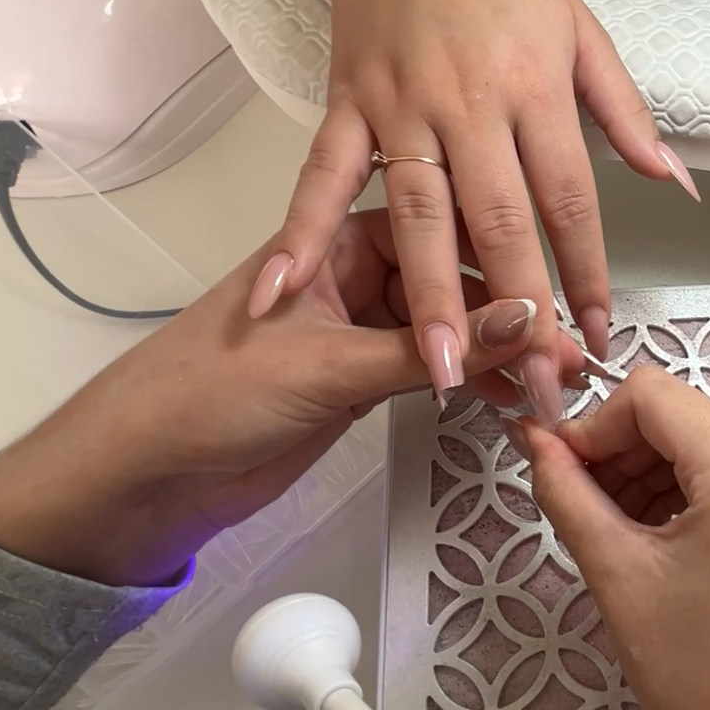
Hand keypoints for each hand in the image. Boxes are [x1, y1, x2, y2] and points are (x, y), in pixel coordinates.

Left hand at [0, 211, 549, 587]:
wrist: (142, 477)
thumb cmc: (215, 392)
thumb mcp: (333, 363)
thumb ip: (436, 347)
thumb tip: (528, 321)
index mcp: (337, 241)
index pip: (438, 232)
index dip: (500, 261)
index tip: (557, 293)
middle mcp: (358, 275)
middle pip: (451, 286)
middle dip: (510, 320)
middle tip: (566, 352)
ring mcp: (367, 328)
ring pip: (449, 331)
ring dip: (497, 356)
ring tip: (552, 380)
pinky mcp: (369, 376)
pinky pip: (435, 368)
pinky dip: (469, 380)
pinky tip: (507, 395)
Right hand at [230, 0, 698, 419]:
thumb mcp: (584, 36)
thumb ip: (628, 117)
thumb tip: (674, 182)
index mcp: (535, 92)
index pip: (571, 204)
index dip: (589, 276)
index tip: (598, 336)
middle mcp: (470, 107)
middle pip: (501, 226)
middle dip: (521, 313)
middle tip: (534, 384)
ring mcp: (401, 109)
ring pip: (421, 217)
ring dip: (432, 300)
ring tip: (445, 372)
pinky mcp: (346, 105)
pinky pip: (322, 176)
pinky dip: (301, 231)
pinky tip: (280, 288)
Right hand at [510, 368, 709, 709]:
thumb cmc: (695, 678)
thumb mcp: (616, 572)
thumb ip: (566, 492)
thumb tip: (537, 442)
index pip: (654, 394)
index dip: (596, 423)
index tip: (564, 461)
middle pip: (683, 413)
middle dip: (622, 447)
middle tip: (581, 493)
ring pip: (706, 436)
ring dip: (652, 467)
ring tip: (617, 521)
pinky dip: (687, 482)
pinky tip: (655, 526)